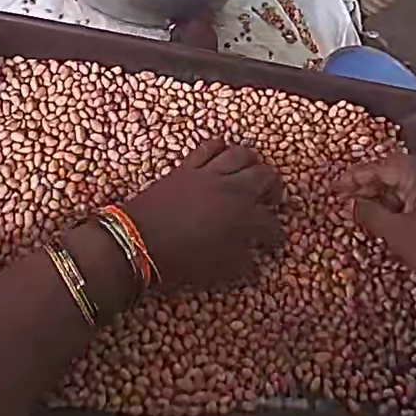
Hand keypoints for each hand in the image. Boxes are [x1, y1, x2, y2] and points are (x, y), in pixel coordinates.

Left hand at [122, 140, 282, 292]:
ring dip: (251, 163)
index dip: (276, 234)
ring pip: (241, 154)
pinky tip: (222, 156)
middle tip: (271, 200)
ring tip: (250, 174)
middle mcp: (231, 190)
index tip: (276, 241)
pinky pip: (209, 147)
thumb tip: (255, 265)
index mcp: (243, 218)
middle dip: (274, 188)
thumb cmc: (180, 260)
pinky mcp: (188, 167)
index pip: (270, 223)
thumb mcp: (217, 269)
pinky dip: (220, 148)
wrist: (138, 240)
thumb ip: (241, 264)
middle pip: (265, 177)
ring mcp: (209, 174)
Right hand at [337, 153, 415, 302]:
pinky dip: (398, 204)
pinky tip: (385, 218)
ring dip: (383, 194)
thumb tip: (350, 204)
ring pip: (406, 185)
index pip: (384, 165)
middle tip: (346, 196)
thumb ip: (369, 213)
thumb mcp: (395, 233)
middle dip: (369, 183)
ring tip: (362, 209)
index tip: (337, 186)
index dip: (357, 174)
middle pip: (396, 171)